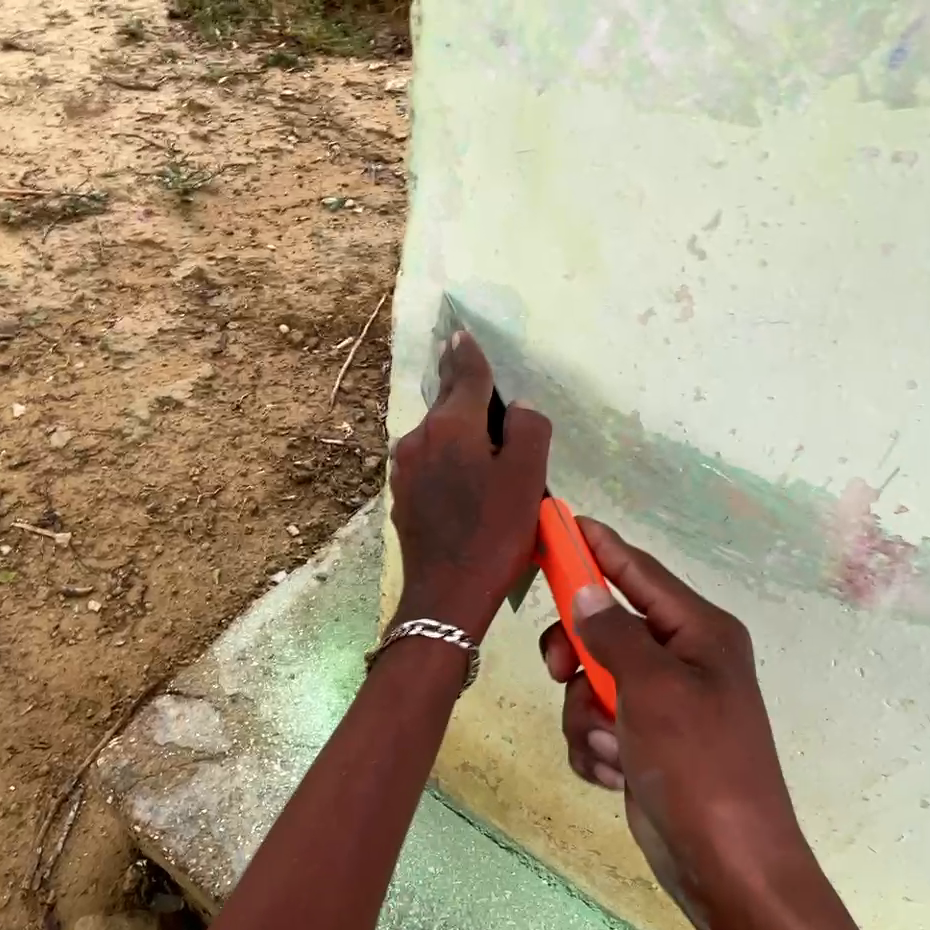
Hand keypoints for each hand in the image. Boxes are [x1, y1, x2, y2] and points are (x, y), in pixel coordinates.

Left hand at [389, 329, 549, 638]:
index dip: (469, 354)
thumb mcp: (528, 478)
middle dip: (463, 393)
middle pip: (447, 406)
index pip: (465, 377)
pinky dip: (446, 459)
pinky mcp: (400, 497)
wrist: (446, 595)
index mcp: (450, 427)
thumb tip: (518, 408)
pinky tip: (460, 478)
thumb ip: (528, 430)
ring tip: (478, 443)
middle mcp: (418, 439)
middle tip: (473, 380)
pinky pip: (428, 463)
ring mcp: (403, 470)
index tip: (461, 333)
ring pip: (435, 436)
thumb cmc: (494, 534)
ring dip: (455, 431)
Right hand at [539, 518, 803, 914]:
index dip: (594, 546)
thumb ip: (612, 632)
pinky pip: (592, 723)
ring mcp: (659, 704)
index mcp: (698, 632)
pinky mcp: (640, 743)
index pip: (636, 571)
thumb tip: (585, 592)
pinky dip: (593, 746)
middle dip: (577, 655)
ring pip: (588, 681)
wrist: (726, 866)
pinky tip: (614, 773)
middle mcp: (679, 660)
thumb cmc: (700, 763)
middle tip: (559, 670)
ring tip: (610, 747)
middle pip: (602, 628)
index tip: (553, 522)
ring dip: (586, 715)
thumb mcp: (653, 687)